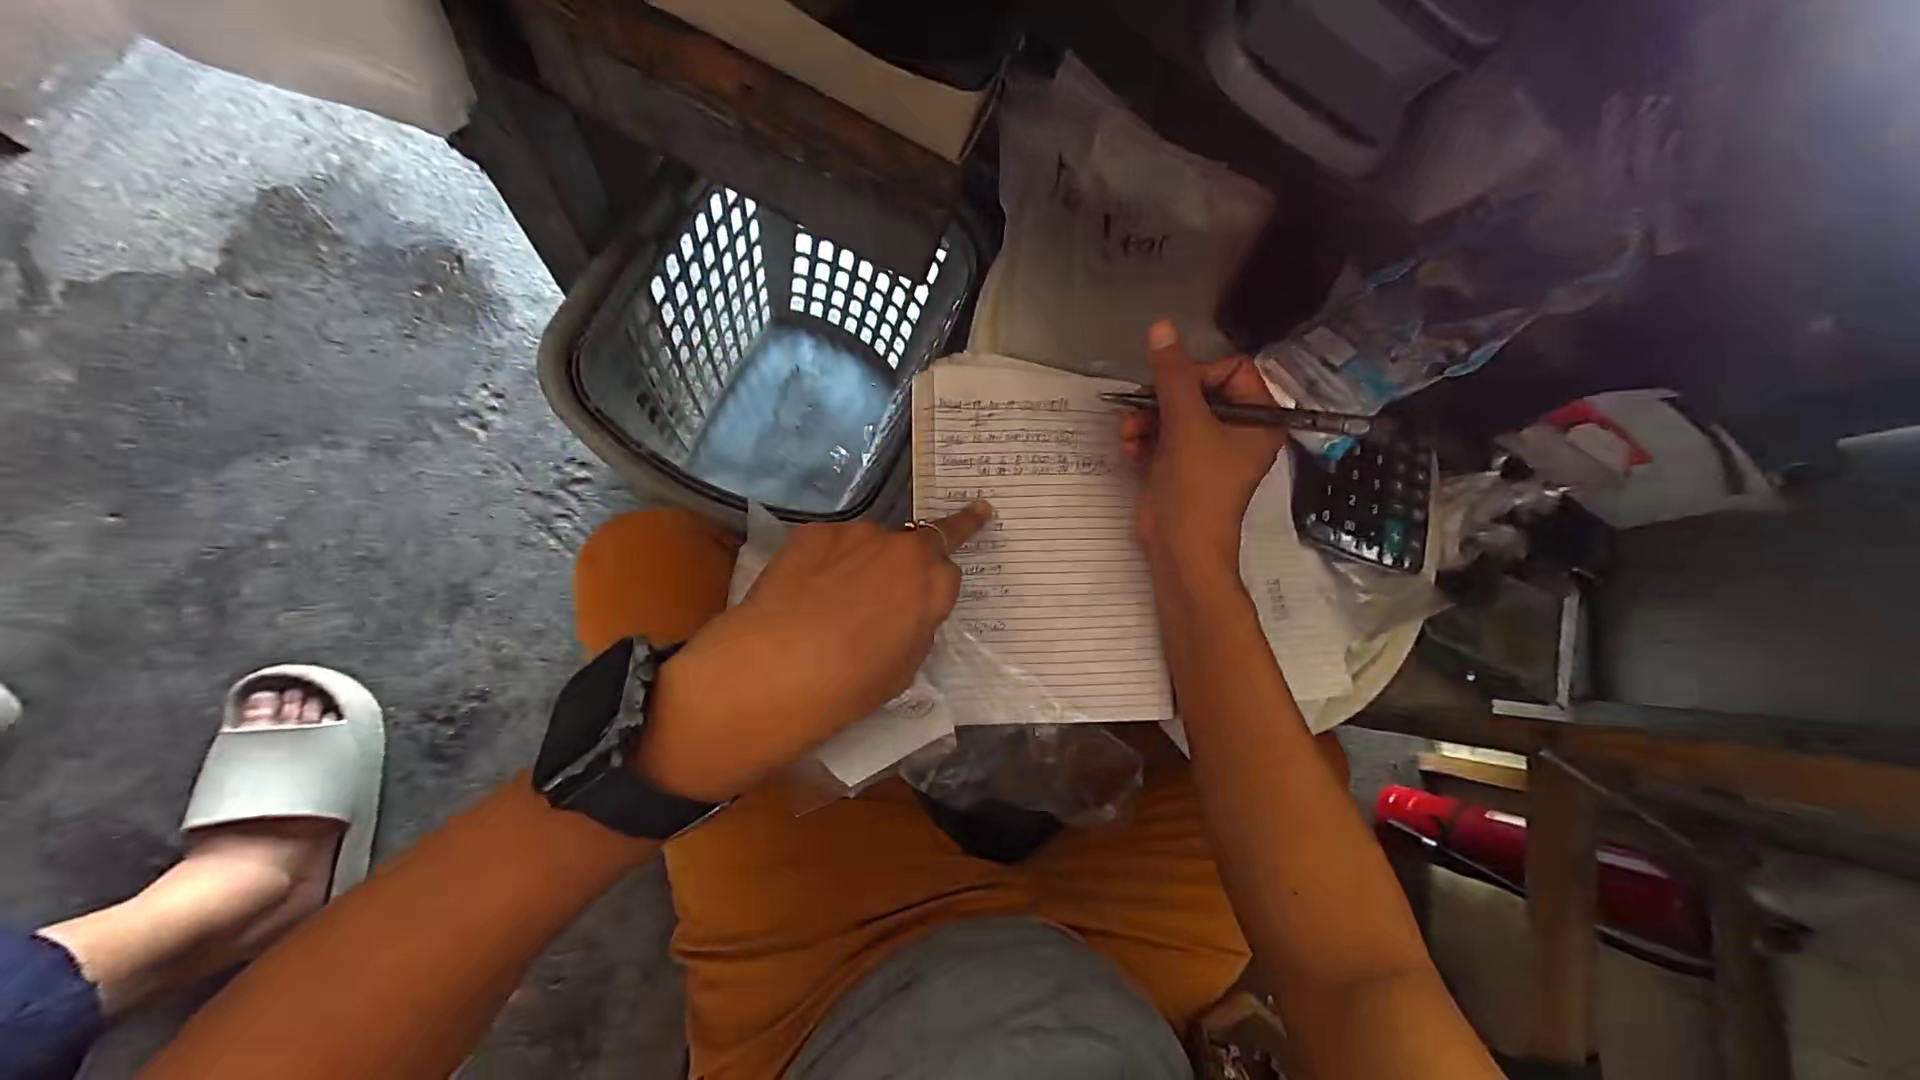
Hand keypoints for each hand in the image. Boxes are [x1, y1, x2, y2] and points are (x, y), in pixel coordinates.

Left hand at [632, 501, 992, 801]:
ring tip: (835, 600)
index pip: (954, 559)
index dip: (948, 566)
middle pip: (920, 540)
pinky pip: (831, 544)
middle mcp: (899, 547)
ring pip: (872, 543)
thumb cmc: (851, 685)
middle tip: (898, 582)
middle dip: (919, 553)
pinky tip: (805, 592)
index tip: (977, 518)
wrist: (774, 670)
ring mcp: (853, 534)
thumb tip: (908, 608)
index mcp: (932, 582)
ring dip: (865, 562)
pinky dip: (827, 561)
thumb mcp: (906, 665)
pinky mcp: (810, 533)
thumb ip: (918, 623)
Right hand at [1121, 319, 1286, 574]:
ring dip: (1146, 418)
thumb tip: (1161, 327)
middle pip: (1197, 389)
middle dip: (1163, 399)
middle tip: (1141, 407)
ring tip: (1128, 434)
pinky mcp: (1181, 464)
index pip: (1231, 370)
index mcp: (1258, 418)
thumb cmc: (1196, 487)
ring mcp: (1207, 448)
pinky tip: (1129, 448)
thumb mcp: (1185, 425)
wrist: (1180, 548)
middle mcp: (1237, 429)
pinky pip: (1162, 435)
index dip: (1198, 374)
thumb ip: (1172, 375)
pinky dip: (1144, 438)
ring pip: (1174, 412)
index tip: (1173, 390)